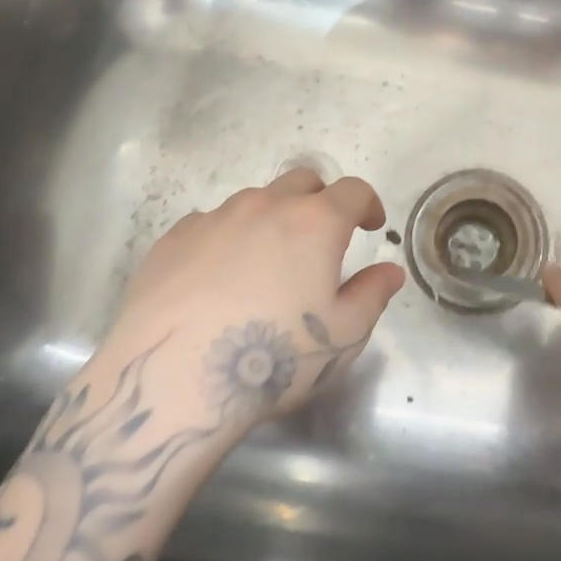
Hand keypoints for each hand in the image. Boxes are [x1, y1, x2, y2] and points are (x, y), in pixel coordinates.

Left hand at [95, 167, 405, 435]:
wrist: (171, 379)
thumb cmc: (273, 357)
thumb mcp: (343, 336)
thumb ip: (372, 295)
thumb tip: (389, 271)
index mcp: (315, 222)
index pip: (353, 190)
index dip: (368, 204)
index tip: (370, 227)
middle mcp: (266, 206)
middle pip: (303, 180)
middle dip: (321, 200)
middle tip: (322, 239)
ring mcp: (215, 217)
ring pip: (255, 199)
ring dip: (272, 218)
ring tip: (266, 264)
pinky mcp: (173, 238)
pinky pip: (211, 223)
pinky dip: (227, 238)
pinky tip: (219, 278)